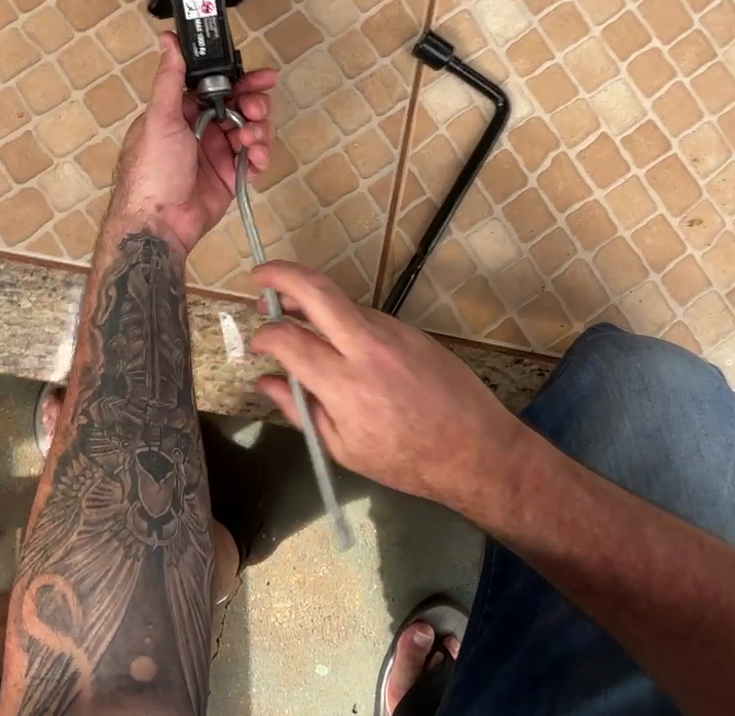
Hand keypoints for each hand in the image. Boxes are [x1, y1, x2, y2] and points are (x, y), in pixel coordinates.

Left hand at [107, 32, 276, 254]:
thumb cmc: (154, 168)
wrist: (160, 222)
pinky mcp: (231, 177)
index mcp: (184, 112)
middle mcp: (203, 129)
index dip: (243, 80)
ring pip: (251, 132)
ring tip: (252, 142)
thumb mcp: (160, 117)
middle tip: (256, 113)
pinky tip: (256, 160)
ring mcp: (218, 154)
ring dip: (259, 132)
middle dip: (255, 107)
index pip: (219, 87)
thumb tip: (167, 39)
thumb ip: (170, 78)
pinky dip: (260, 157)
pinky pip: (254, 161)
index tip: (265, 77)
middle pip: (240, 107)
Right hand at [247, 262, 527, 511]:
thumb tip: (265, 383)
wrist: (477, 449)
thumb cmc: (405, 461)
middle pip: (316, 289)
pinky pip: (364, 315)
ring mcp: (391, 331)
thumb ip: (299, 410)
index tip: (257, 344)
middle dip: (281, 274)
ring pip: (340, 299)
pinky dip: (339, 317)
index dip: (265, 337)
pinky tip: (333, 336)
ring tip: (288, 308)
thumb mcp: (342, 448)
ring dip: (309, 296)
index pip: (289, 340)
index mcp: (344, 384)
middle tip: (258, 277)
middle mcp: (366, 346)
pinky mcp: (408, 329)